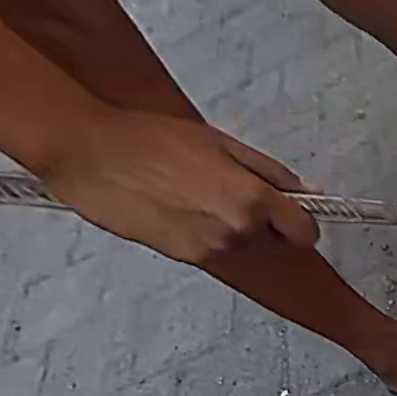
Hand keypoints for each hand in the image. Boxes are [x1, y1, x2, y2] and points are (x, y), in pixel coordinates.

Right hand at [36, 108, 317, 265]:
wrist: (82, 149)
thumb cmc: (152, 139)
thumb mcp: (222, 144)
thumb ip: (274, 173)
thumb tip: (313, 191)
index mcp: (255, 199)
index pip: (306, 232)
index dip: (301, 223)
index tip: (290, 212)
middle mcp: (240, 228)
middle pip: (277, 240)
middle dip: (265, 223)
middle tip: (229, 194)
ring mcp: (214, 246)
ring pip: (247, 246)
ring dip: (235, 229)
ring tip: (196, 197)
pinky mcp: (188, 256)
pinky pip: (216, 250)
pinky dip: (207, 235)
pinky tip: (178, 210)